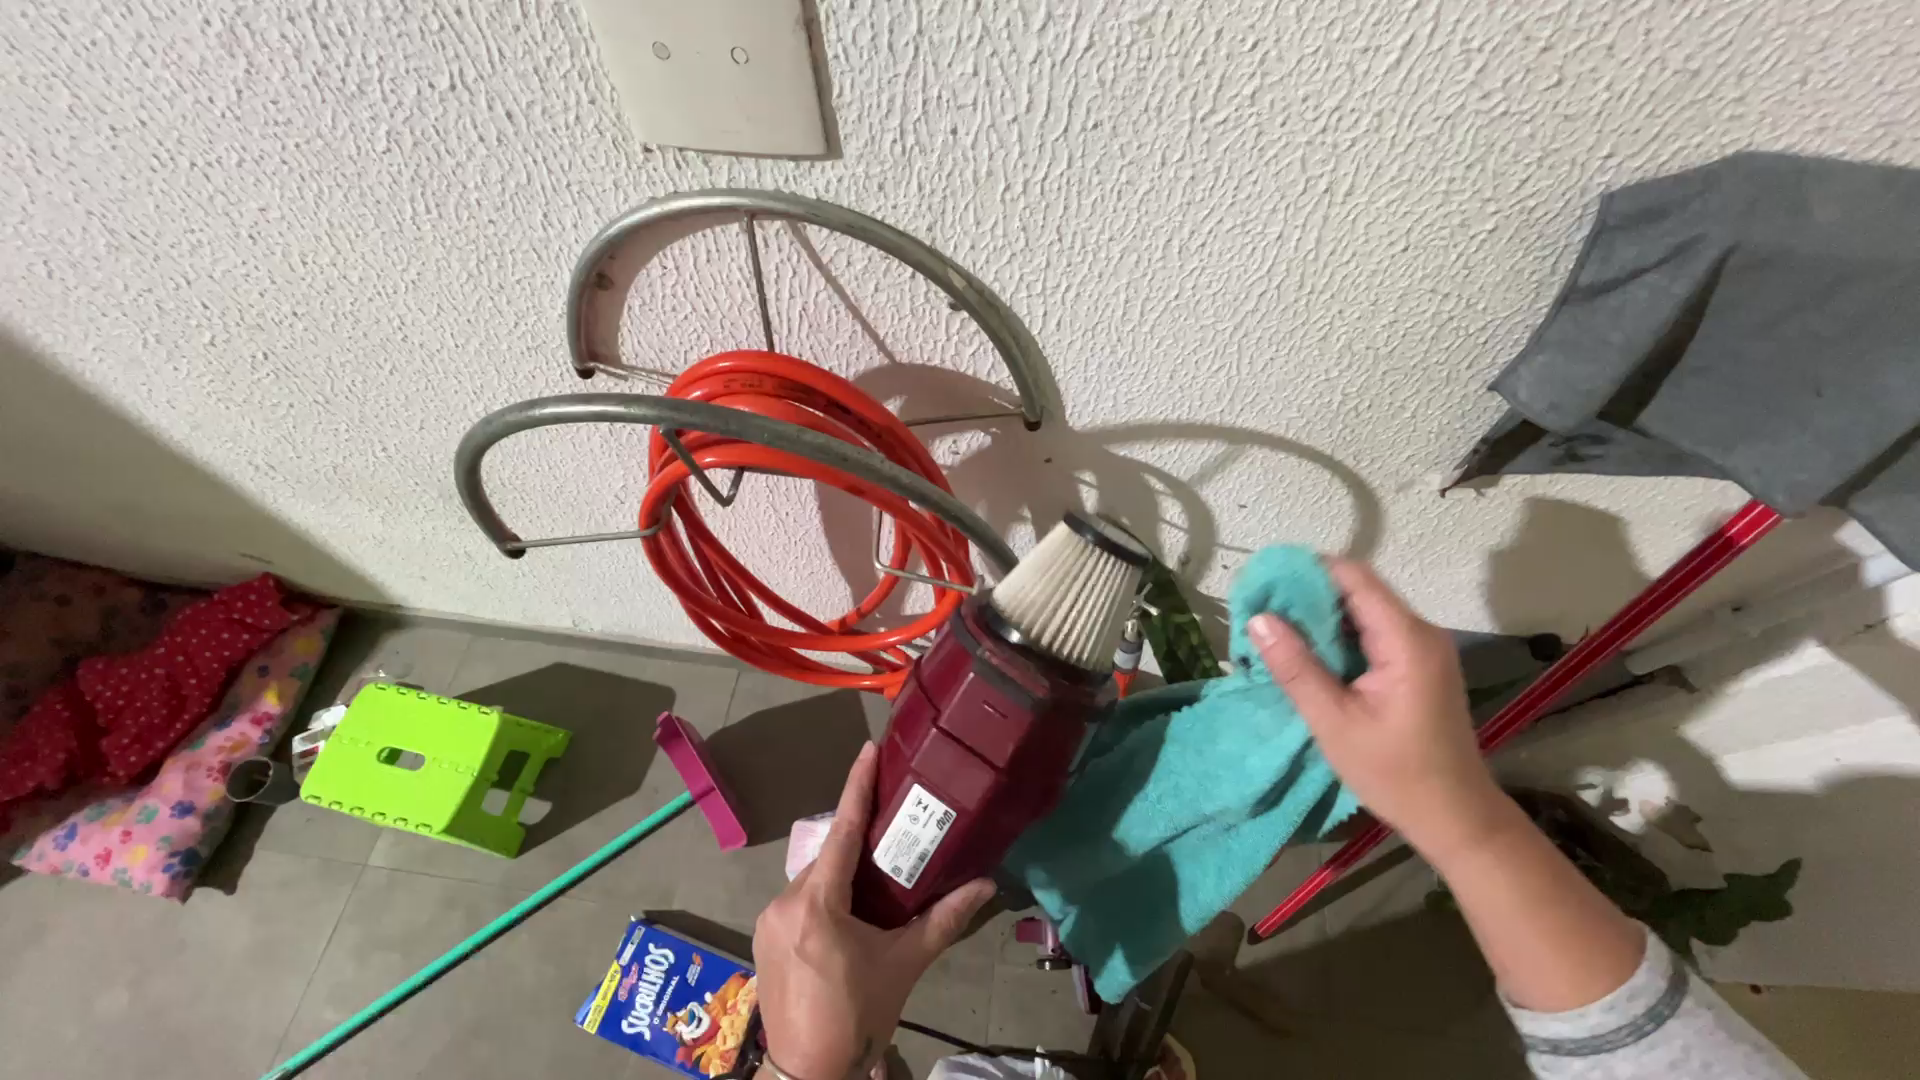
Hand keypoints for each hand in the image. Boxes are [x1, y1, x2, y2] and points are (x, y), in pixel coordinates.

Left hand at [752, 742, 995, 1079]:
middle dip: (857, 845)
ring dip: (841, 876)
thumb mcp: (904, 965)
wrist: (807, 1073)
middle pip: (828, 857)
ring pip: (813, 879)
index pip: (840, 831)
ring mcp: (767, 921)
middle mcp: (785, 903)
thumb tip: (986, 885)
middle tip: (891, 837)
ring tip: (874, 888)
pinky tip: (846, 916)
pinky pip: (799, 900)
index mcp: (818, 904)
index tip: (868, 750)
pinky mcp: (762, 938)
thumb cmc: (857, 1015)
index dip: (856, 787)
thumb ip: (943, 920)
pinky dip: (823, 897)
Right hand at [1247, 558, 1518, 862]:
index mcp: (1406, 640)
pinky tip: (1303, 651)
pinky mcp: (1415, 665)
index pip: (1354, 577)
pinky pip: (1370, 633)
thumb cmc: (1395, 773)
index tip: (1262, 581)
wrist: (1455, 818)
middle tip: (1258, 607)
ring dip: (1317, 615)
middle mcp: (1419, 633)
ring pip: (1361, 611)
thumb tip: (1258, 619)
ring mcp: (1421, 649)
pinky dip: (1334, 635)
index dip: (1306, 571)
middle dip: (1305, 593)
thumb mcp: (1334, 722)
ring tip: (1271, 627)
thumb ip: (1296, 667)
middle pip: (1357, 589)